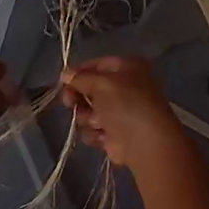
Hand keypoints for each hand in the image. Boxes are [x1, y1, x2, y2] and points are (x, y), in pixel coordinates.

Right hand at [59, 56, 187, 169]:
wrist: (145, 142)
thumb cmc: (126, 105)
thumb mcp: (101, 83)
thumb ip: (80, 78)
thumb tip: (65, 74)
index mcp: (127, 69)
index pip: (96, 65)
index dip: (78, 73)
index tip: (63, 81)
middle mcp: (123, 89)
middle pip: (89, 90)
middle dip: (78, 97)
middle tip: (70, 102)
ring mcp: (118, 114)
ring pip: (87, 113)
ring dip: (87, 118)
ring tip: (98, 122)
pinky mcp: (114, 135)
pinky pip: (93, 131)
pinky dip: (95, 134)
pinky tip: (104, 136)